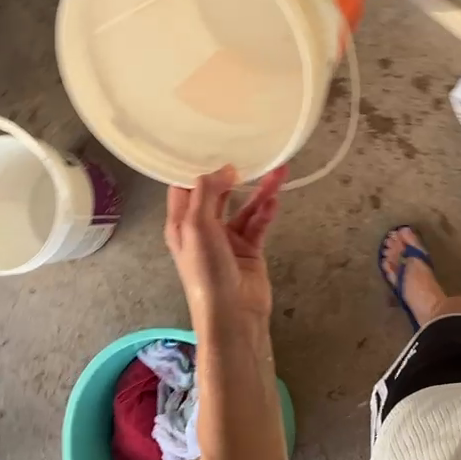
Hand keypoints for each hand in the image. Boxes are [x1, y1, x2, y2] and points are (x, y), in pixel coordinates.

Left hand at [165, 165, 287, 331]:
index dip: (196, 167)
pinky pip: (258, 224)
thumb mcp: (198, 227)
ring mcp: (227, 241)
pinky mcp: (249, 250)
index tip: (211, 144)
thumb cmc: (207, 271)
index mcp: (181, 224)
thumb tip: (225, 168)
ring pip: (244, 207)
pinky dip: (266, 212)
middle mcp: (202, 230)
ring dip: (259, 191)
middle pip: (217, 194)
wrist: (233, 315)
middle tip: (249, 152)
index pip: (184, 188)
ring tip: (279, 171)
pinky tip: (275, 200)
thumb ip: (207, 193)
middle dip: (232, 175)